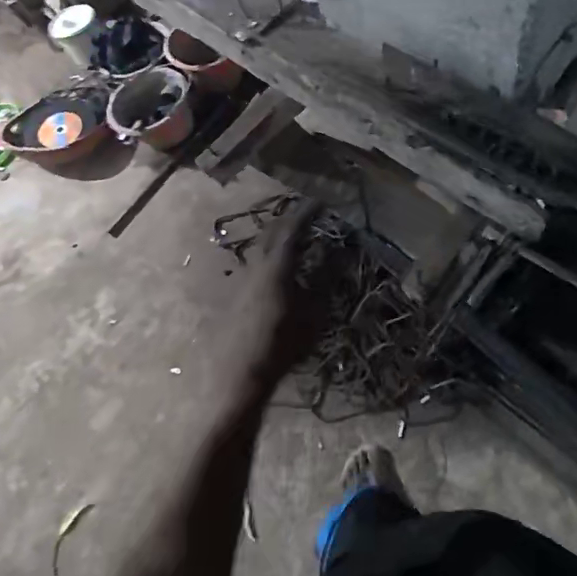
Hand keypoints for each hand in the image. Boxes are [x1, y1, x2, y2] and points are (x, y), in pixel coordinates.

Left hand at [243, 197, 323, 382]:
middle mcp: (256, 264)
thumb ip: (327, 277)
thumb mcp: (315, 311)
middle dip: (290, 219)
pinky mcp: (235, 294)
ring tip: (295, 240)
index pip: (293, 228)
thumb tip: (341, 251)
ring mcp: (241, 278)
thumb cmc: (284, 342)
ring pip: (260, 247)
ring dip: (278, 238)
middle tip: (307, 215)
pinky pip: (255, 263)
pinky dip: (269, 256)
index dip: (308, 212)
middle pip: (272, 231)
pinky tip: (277, 269)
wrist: (241, 373)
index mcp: (277, 264)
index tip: (321, 202)